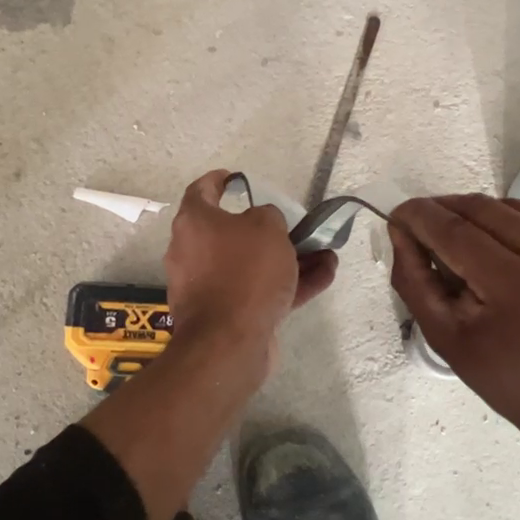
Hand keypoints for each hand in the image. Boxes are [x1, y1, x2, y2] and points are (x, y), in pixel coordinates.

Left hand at [165, 170, 338, 351]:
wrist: (229, 342)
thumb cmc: (243, 272)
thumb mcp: (266, 227)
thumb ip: (269, 216)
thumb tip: (264, 224)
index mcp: (194, 223)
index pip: (200, 191)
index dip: (218, 181)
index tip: (235, 177)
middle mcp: (194, 252)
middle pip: (233, 232)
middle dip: (269, 229)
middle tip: (296, 224)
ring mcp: (210, 286)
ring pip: (253, 264)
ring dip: (290, 257)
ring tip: (325, 252)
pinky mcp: (230, 314)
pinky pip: (261, 291)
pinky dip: (291, 283)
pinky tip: (326, 274)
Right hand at [387, 195, 519, 443]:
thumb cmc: (503, 377)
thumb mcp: (444, 336)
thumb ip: (414, 279)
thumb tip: (400, 228)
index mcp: (519, 288)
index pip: (455, 232)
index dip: (419, 217)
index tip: (397, 214)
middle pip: (484, 210)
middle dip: (445, 210)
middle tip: (423, 224)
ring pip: (514, 208)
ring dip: (480, 216)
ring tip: (463, 239)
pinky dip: (515, 225)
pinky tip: (504, 248)